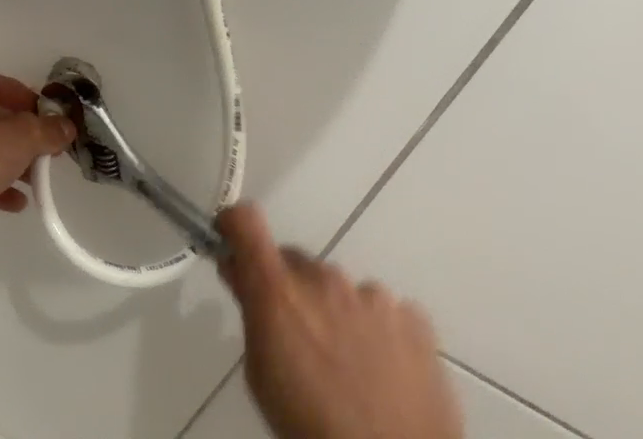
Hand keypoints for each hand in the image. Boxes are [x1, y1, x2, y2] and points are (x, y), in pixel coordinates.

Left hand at [0, 65, 76, 247]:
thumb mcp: (24, 136)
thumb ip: (49, 130)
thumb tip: (66, 126)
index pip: (14, 88)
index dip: (39, 109)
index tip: (58, 130)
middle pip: (1, 119)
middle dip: (27, 140)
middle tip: (50, 158)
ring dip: (13, 164)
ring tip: (38, 183)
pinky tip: (16, 202)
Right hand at [217, 205, 461, 438]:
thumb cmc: (310, 425)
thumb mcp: (261, 375)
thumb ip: (252, 315)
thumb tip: (242, 276)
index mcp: (278, 291)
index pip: (246, 223)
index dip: (233, 224)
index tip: (229, 239)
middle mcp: (324, 280)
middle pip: (295, 264)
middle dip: (288, 289)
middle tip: (295, 336)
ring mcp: (373, 296)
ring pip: (339, 289)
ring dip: (334, 311)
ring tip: (346, 363)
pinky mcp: (413, 318)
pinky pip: (382, 310)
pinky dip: (375, 330)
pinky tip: (380, 369)